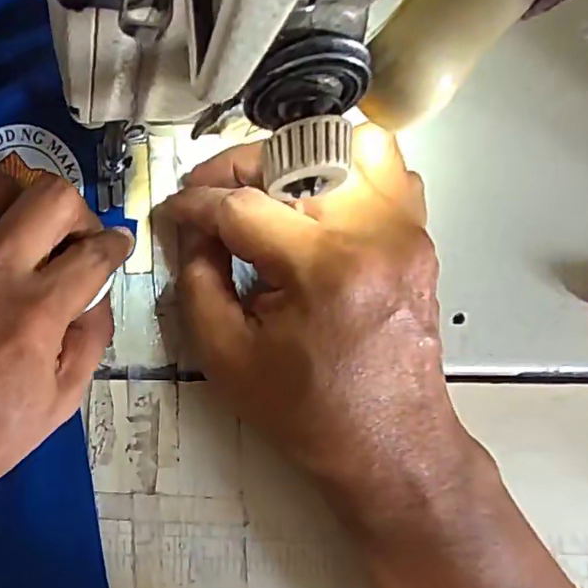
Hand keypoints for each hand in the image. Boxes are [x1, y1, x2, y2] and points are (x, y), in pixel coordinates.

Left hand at [0, 169, 131, 516]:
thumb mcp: (62, 401)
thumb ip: (90, 337)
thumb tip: (96, 293)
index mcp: (35, 311)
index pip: (93, 250)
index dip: (115, 245)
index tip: (115, 247)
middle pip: (49, 194)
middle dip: (75, 212)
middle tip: (70, 242)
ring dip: (16, 216)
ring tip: (16, 250)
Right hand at [155, 124, 477, 512]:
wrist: (387, 442)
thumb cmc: (303, 409)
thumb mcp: (225, 355)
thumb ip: (198, 283)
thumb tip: (195, 233)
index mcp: (322, 267)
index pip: (243, 205)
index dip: (194, 203)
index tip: (171, 210)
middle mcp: (373, 230)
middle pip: (294, 156)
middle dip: (236, 168)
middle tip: (206, 198)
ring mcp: (405, 227)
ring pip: (347, 145)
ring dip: (290, 161)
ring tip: (257, 196)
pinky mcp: (417, 235)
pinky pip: (382, 171)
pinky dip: (338, 173)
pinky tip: (307, 207)